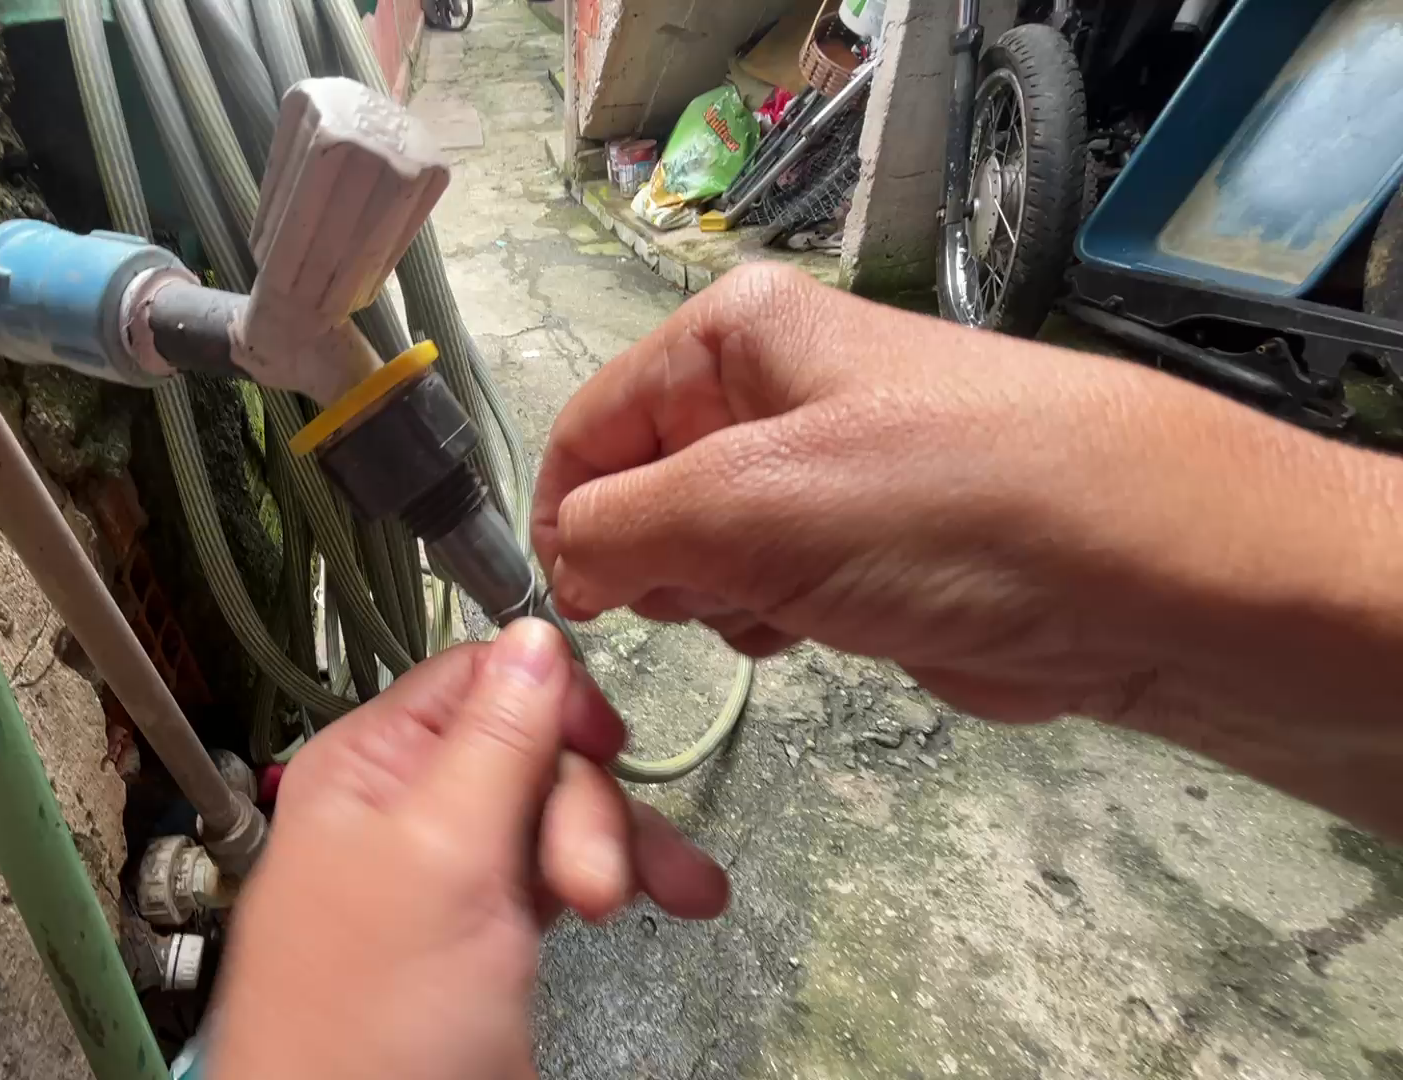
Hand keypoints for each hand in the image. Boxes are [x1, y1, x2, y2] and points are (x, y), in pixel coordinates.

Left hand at [209, 620, 727, 1079]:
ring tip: (663, 895)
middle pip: (527, 746)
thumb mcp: (441, 857)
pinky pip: (564, 863)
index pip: (474, 680)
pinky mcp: (493, 917)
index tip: (600, 739)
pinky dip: (619, 872)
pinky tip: (671, 893)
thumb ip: (496, 738)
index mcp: (373, 763)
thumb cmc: (375, 1018)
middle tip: (591, 877)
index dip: (545, 697)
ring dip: (613, 841)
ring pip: (556, 805)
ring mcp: (456, 861)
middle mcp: (411, 800)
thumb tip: (535, 634)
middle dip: (579, 801)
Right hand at [531, 264, 1402, 834]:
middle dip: (649, 555)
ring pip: (680, 542)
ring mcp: (796, 466)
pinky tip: (801, 623)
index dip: (566, 512)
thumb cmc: (928, 512)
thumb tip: (560, 571)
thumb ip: (613, 529)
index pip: (588, 427)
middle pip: (632, 486)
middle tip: (706, 587)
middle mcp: (754, 390)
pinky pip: (737, 578)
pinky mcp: (831, 537)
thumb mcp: (742, 504)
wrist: (1153, 584)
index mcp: (725, 340)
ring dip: (704, 589)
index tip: (573, 597)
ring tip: (770, 603)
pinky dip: (749, 612)